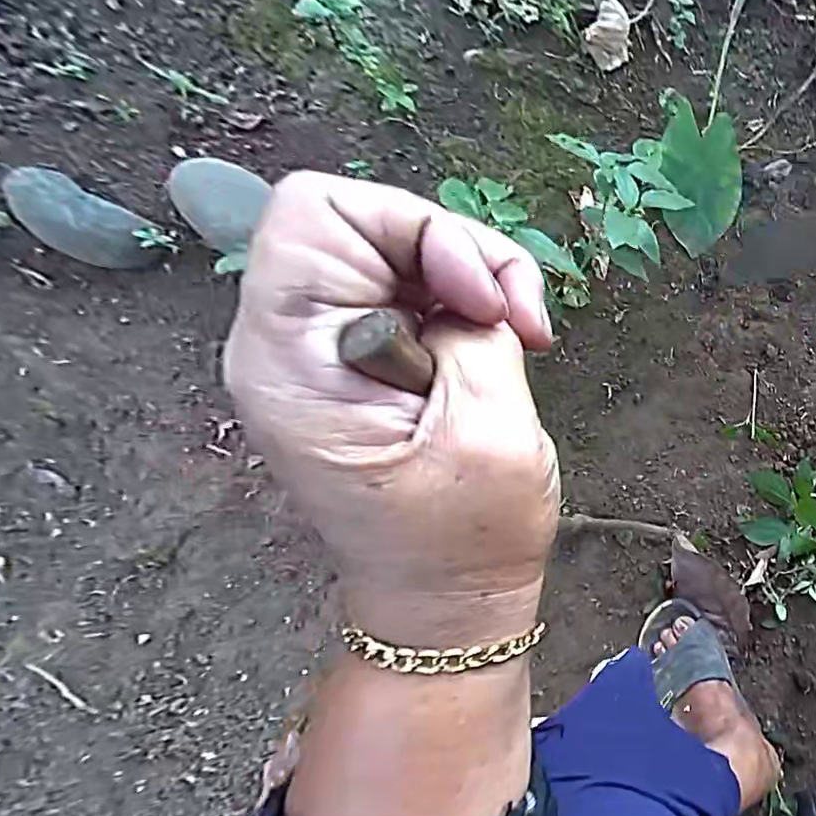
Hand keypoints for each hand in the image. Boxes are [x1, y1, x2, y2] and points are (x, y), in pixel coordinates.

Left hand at [224, 172, 559, 645]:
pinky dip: (469, 308)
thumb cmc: (472, 540)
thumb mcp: (492, 435)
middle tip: (523, 322)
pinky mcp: (366, 369)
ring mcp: (328, 357)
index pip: (322, 213)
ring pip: (399, 256)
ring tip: (525, 336)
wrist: (450, 602)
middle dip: (462, 256)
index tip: (487, 303)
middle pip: (364, 226)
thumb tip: (470, 296)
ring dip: (477, 281)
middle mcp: (290, 344)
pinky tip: (504, 344)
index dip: (421, 232)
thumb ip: (475, 337)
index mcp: (294, 361)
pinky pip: (413, 298)